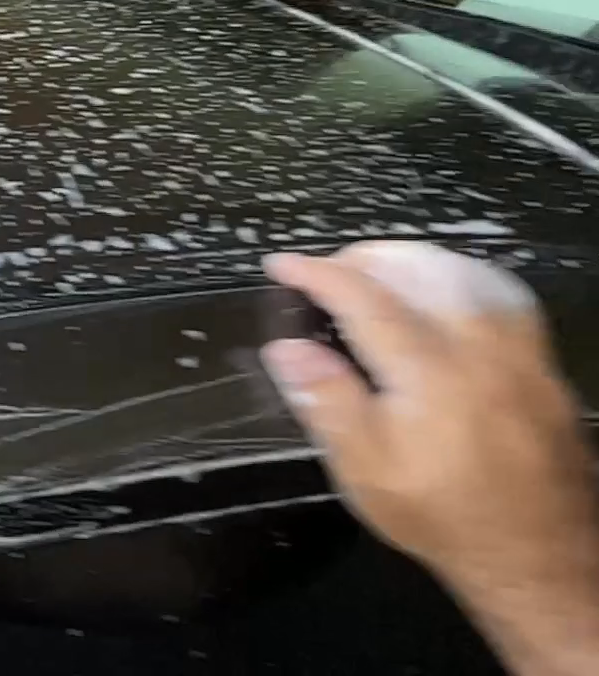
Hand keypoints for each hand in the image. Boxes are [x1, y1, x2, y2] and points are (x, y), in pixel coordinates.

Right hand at [261, 241, 598, 599]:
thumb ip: (325, 399)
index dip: (315, 273)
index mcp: (431, 375)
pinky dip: (459, 280)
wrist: (541, 565)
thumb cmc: (436, 513)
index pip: (365, 298)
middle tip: (322, 271)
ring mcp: (525, 364)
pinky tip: (434, 296)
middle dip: (364, 258)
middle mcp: (484, 356)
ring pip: (474, 278)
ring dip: (413, 262)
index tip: (278, 265)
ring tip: (371, 273)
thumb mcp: (362, 466)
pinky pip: (506, 302)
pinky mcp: (545, 376)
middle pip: (426, 272)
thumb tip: (285, 346)